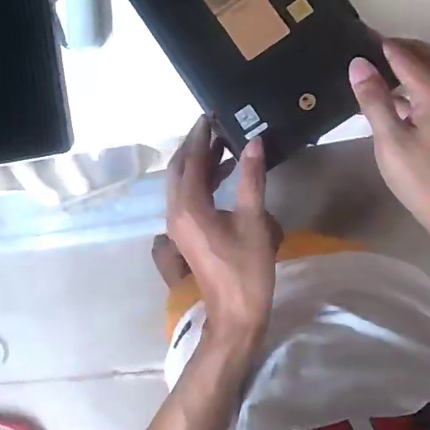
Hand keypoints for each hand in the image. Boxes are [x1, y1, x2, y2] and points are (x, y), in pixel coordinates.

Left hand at [164, 117, 278, 342]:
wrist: (235, 315)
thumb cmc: (247, 269)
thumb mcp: (254, 220)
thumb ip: (251, 178)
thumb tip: (253, 142)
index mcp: (189, 206)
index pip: (191, 160)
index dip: (201, 135)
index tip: (212, 114)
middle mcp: (175, 212)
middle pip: (179, 168)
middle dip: (194, 145)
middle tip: (215, 124)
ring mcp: (177, 225)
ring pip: (181, 183)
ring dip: (198, 162)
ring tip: (222, 143)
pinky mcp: (185, 235)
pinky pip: (187, 197)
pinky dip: (201, 181)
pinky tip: (222, 174)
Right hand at [348, 38, 429, 246]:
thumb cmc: (419, 178)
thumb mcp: (389, 139)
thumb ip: (374, 99)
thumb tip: (358, 64)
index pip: (406, 57)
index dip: (382, 45)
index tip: (359, 35)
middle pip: (425, 57)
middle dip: (398, 49)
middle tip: (366, 49)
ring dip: (405, 66)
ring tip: (374, 71)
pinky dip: (412, 85)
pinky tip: (391, 99)